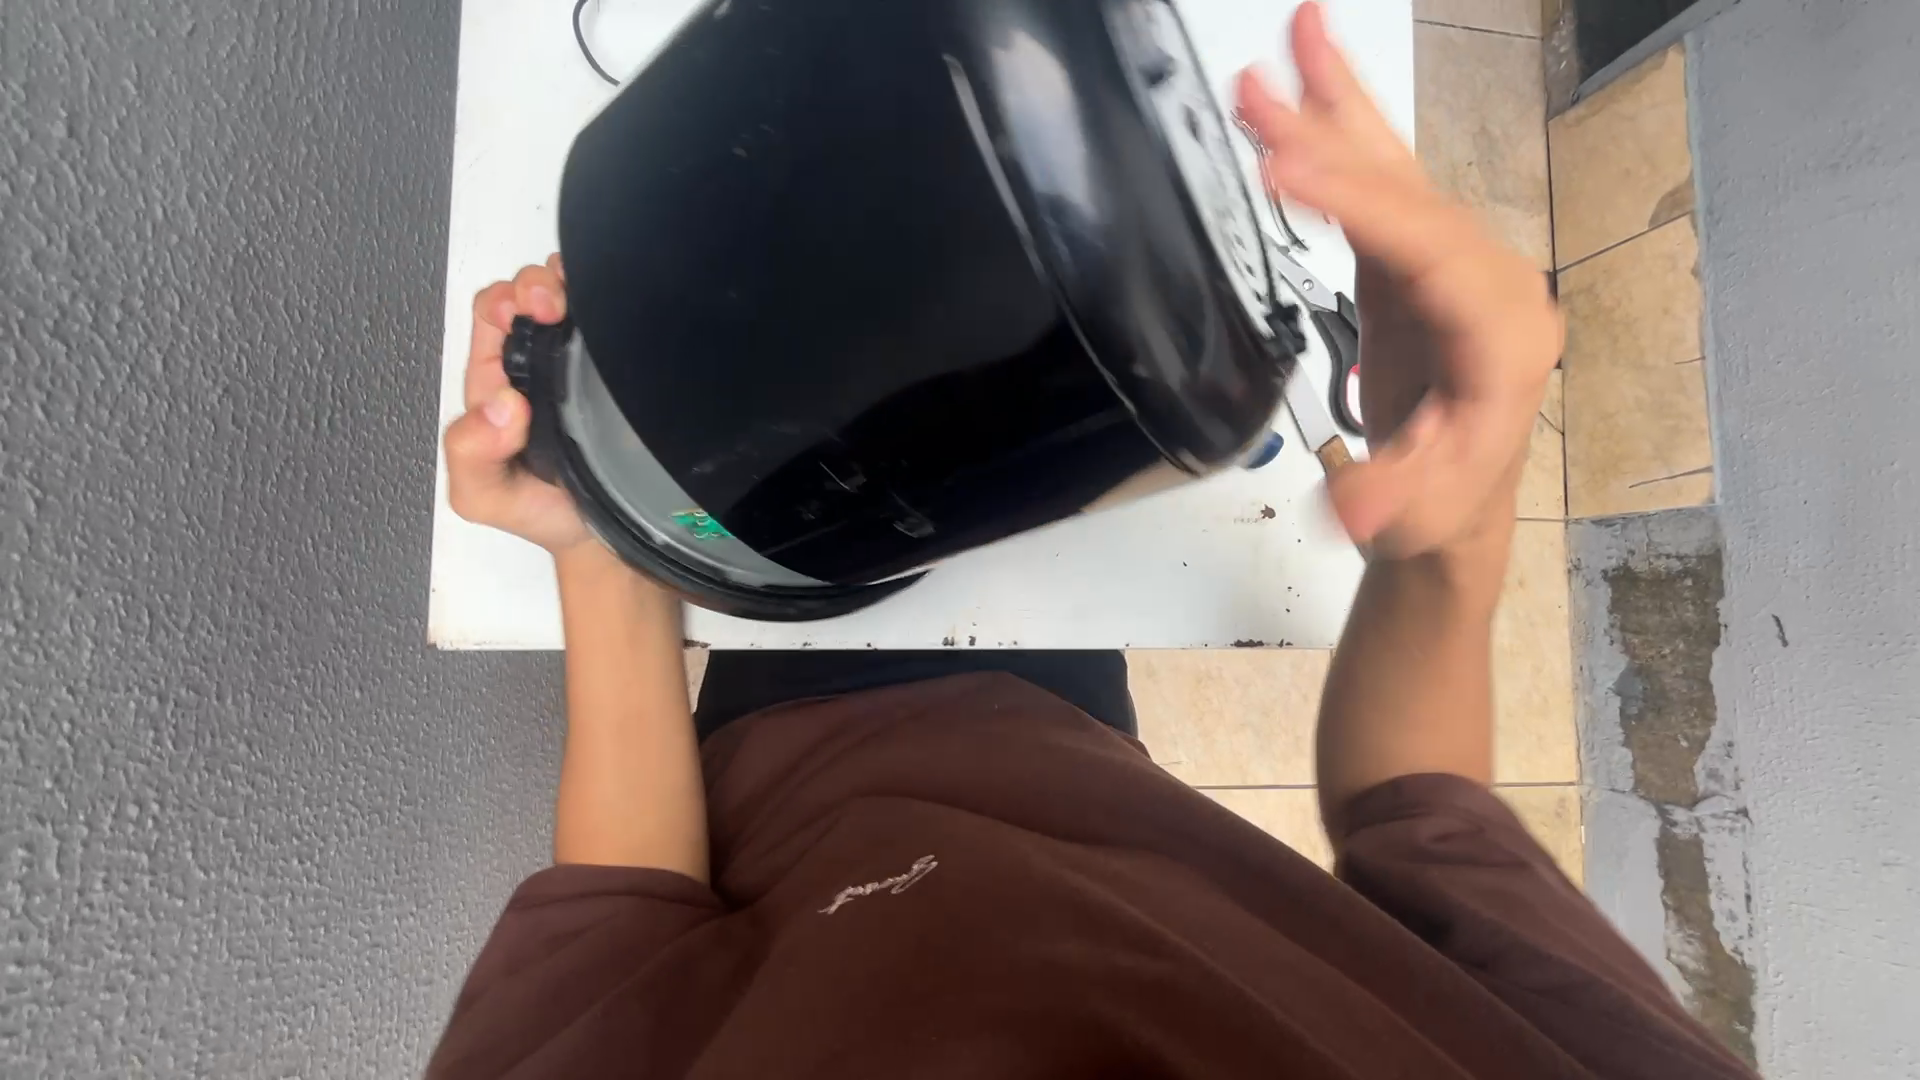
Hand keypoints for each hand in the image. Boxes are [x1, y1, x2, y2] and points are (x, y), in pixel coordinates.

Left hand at [443, 256, 596, 555]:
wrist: (600, 541)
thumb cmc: (538, 513)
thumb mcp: (482, 495)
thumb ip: (471, 453)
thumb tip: (500, 406)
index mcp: (498, 380)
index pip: (494, 313)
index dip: (508, 300)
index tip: (530, 311)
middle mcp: (540, 366)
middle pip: (537, 296)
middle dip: (544, 284)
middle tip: (559, 305)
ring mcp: (586, 371)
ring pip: (582, 307)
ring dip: (585, 291)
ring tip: (595, 304)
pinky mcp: (626, 383)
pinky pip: (625, 337)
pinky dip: (625, 315)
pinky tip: (631, 317)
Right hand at [1235, 2, 1562, 559]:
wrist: (1449, 499)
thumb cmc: (1440, 503)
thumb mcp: (1419, 514)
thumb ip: (1391, 501)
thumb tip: (1358, 508)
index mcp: (1497, 332)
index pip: (1425, 250)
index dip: (1355, 208)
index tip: (1284, 173)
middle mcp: (1481, 280)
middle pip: (1403, 190)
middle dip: (1328, 135)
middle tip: (1259, 84)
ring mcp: (1445, 269)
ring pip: (1388, 176)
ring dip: (1333, 112)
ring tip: (1289, 45)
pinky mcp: (1409, 271)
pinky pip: (1373, 196)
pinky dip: (1337, 147)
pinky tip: (1305, 109)